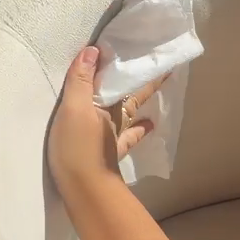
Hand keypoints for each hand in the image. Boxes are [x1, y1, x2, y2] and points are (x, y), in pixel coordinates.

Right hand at [47, 46, 162, 201]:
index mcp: (109, 107)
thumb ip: (81, 81)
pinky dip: (139, 133)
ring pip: (132, 118)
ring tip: (156, 95)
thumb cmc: (77, 147)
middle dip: (145, 85)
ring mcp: (116, 139)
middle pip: (133, 98)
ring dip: (141, 108)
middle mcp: (117, 120)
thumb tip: (95, 50)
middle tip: (165, 72)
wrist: (84, 189)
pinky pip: (128, 140)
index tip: (155, 56)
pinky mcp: (110, 156)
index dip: (137, 69)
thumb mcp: (74, 109)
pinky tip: (151, 129)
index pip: (125, 82)